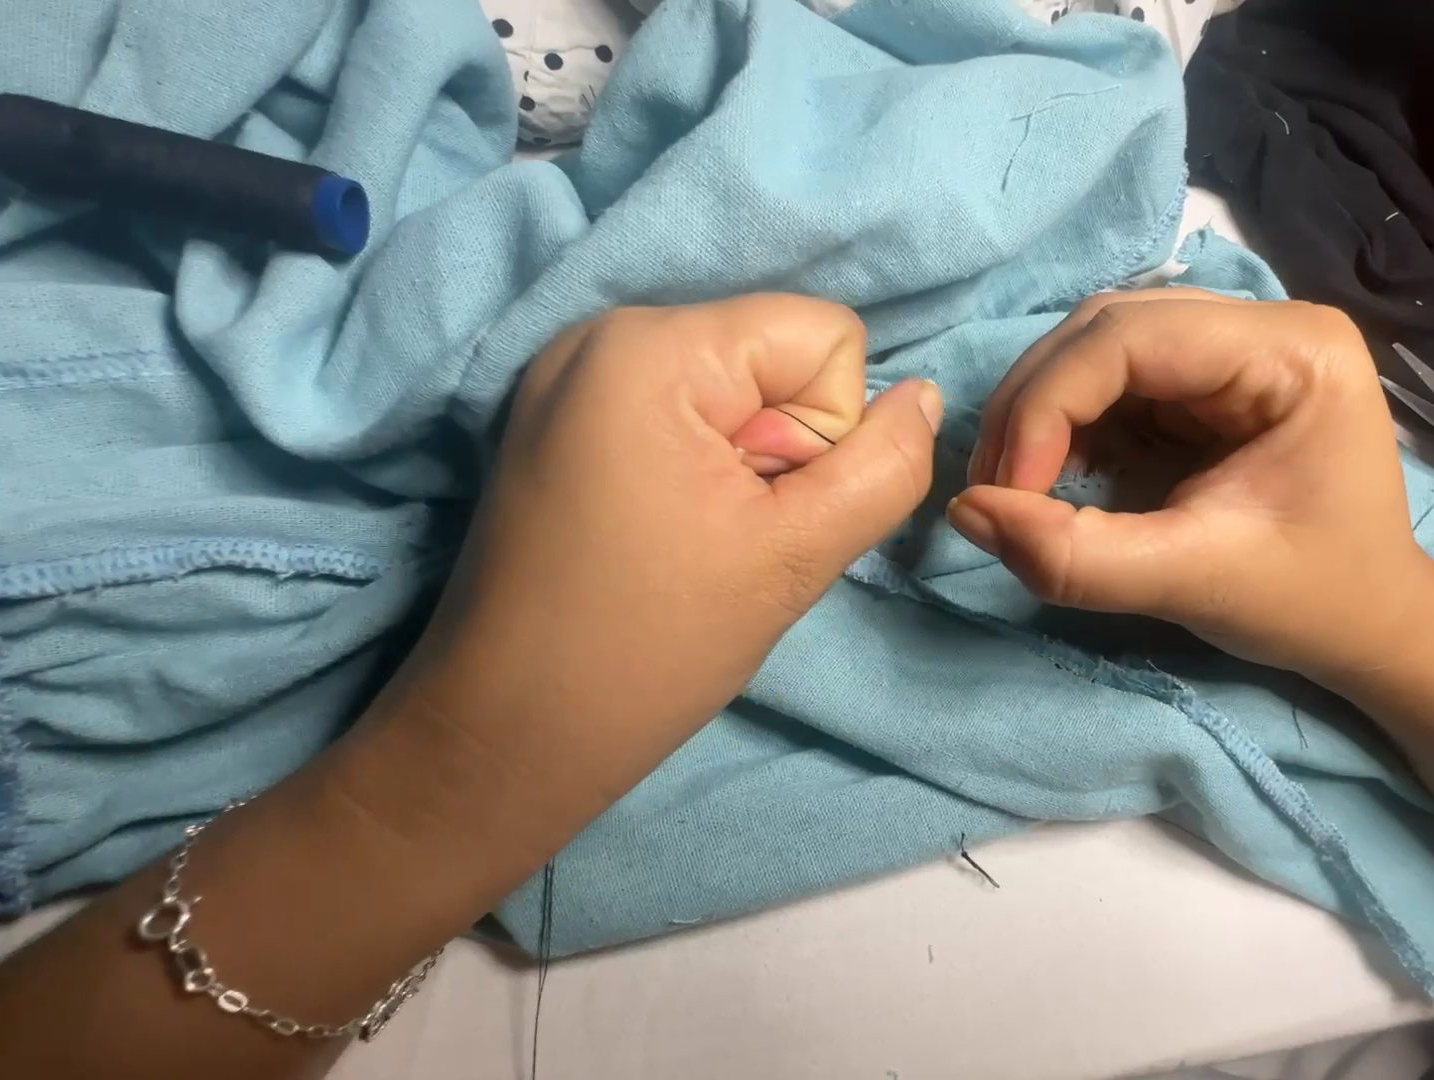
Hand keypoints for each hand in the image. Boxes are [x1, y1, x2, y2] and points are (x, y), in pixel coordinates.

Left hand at [407, 294, 941, 785]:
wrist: (509, 736)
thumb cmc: (653, 646)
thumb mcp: (798, 555)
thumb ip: (886, 468)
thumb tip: (924, 399)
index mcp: (655, 347)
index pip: (826, 337)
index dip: (828, 431)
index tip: (769, 508)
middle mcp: (607, 334)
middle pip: (781, 361)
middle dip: (786, 450)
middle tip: (729, 533)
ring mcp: (579, 376)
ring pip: (745, 395)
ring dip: (752, 467)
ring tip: (699, 538)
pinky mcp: (570, 420)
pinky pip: (693, 416)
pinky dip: (710, 470)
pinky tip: (671, 530)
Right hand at [952, 290, 1433, 682]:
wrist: (1366, 624)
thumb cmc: (1310, 601)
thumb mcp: (1196, 584)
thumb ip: (1077, 558)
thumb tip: (966, 512)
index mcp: (1289, 349)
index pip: (1129, 337)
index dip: (1047, 408)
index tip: (1005, 494)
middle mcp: (1257, 326)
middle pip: (1102, 329)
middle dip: (1032, 407)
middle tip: (996, 489)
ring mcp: (1226, 351)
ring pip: (1091, 350)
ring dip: (1037, 414)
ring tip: (1015, 486)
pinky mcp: (1197, 387)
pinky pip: (1103, 387)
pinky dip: (1059, 430)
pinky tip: (1049, 476)